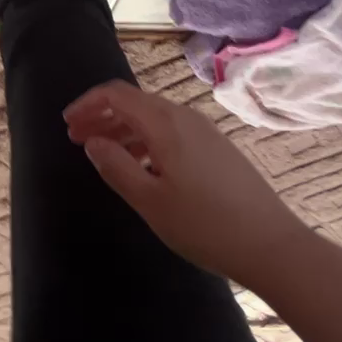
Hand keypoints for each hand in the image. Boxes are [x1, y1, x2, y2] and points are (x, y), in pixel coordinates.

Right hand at [64, 80, 313, 287]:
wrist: (275, 248)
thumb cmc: (205, 225)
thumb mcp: (150, 201)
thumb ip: (115, 166)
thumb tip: (93, 142)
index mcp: (164, 123)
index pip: (116, 94)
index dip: (87, 104)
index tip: (67, 124)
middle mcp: (184, 117)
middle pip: (134, 102)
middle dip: (102, 116)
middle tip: (77, 140)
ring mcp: (205, 132)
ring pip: (153, 118)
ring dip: (123, 130)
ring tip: (105, 155)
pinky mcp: (217, 149)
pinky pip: (171, 131)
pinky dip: (146, 140)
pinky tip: (143, 168)